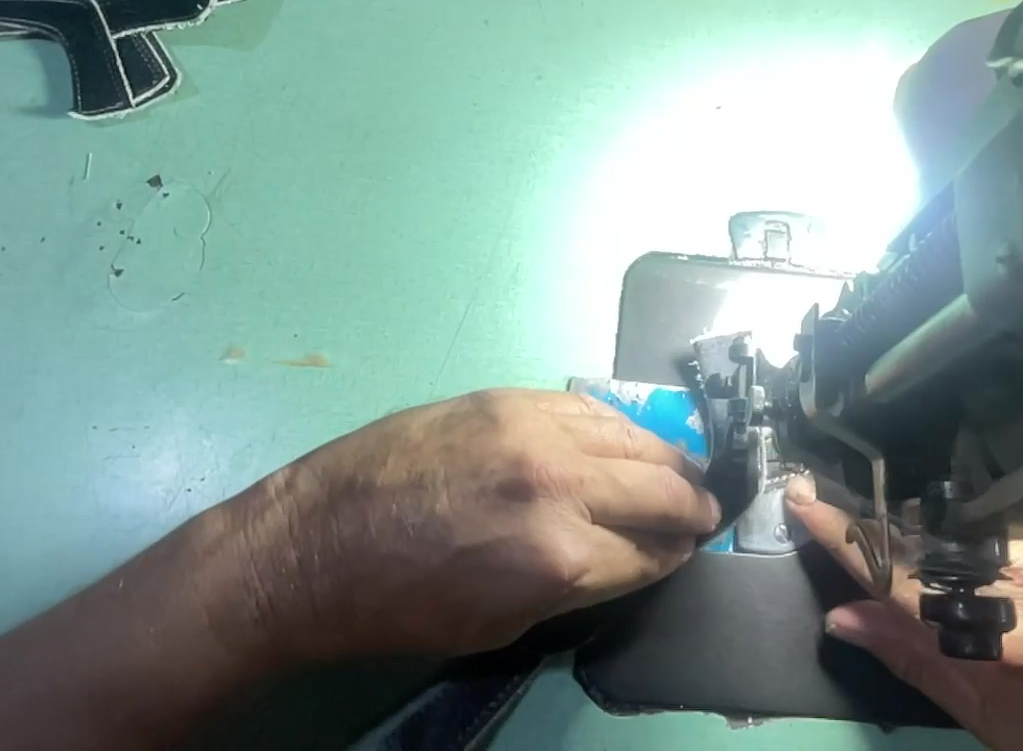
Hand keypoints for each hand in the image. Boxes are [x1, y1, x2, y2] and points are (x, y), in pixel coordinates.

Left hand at [208, 388, 720, 663]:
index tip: (690, 547)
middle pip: (658, 487)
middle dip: (692, 504)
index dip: (675, 553)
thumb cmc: (400, 604)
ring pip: (633, 435)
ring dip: (668, 455)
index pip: (649, 552)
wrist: (314, 542)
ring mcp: (536, 430)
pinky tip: (630, 434)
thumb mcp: (499, 624)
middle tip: (708, 509)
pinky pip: (588, 406)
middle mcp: (561, 485)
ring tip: (684, 467)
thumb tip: (627, 556)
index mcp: (559, 558)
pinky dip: (619, 424)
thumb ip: (577, 585)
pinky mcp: (509, 397)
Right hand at [786, 478, 1022, 749]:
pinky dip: (980, 512)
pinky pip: (1016, 501)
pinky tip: (979, 527)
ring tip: (915, 525)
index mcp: (1009, 637)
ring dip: (928, 514)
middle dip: (879, 514)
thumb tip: (844, 618)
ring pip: (970, 508)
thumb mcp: (1003, 729)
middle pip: (931, 524)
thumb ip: (917, 665)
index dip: (846, 535)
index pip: (904, 571)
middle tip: (847, 509)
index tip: (803, 498)